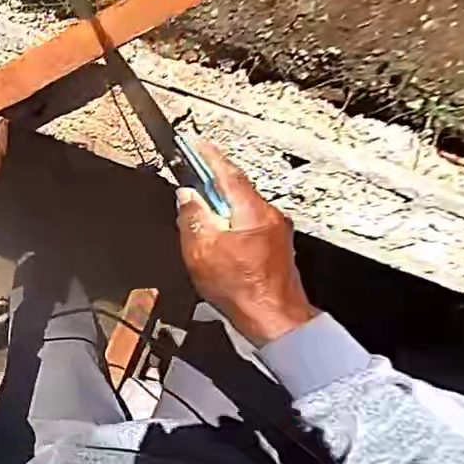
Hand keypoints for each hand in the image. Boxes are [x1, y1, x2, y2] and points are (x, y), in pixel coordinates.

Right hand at [176, 139, 315, 345]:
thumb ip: (192, 217)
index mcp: (250, 210)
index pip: (226, 171)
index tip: (195, 143)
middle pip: (235, 188)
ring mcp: (276, 231)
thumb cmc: (244, 290)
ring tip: (202, 222)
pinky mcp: (276, 247)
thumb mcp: (202, 250)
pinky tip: (220, 242)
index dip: (207, 155)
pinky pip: (249, 223)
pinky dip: (232, 224)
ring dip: (221, 208)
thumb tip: (187, 196)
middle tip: (191, 181)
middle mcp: (268, 215)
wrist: (275, 320)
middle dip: (211, 184)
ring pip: (242, 207)